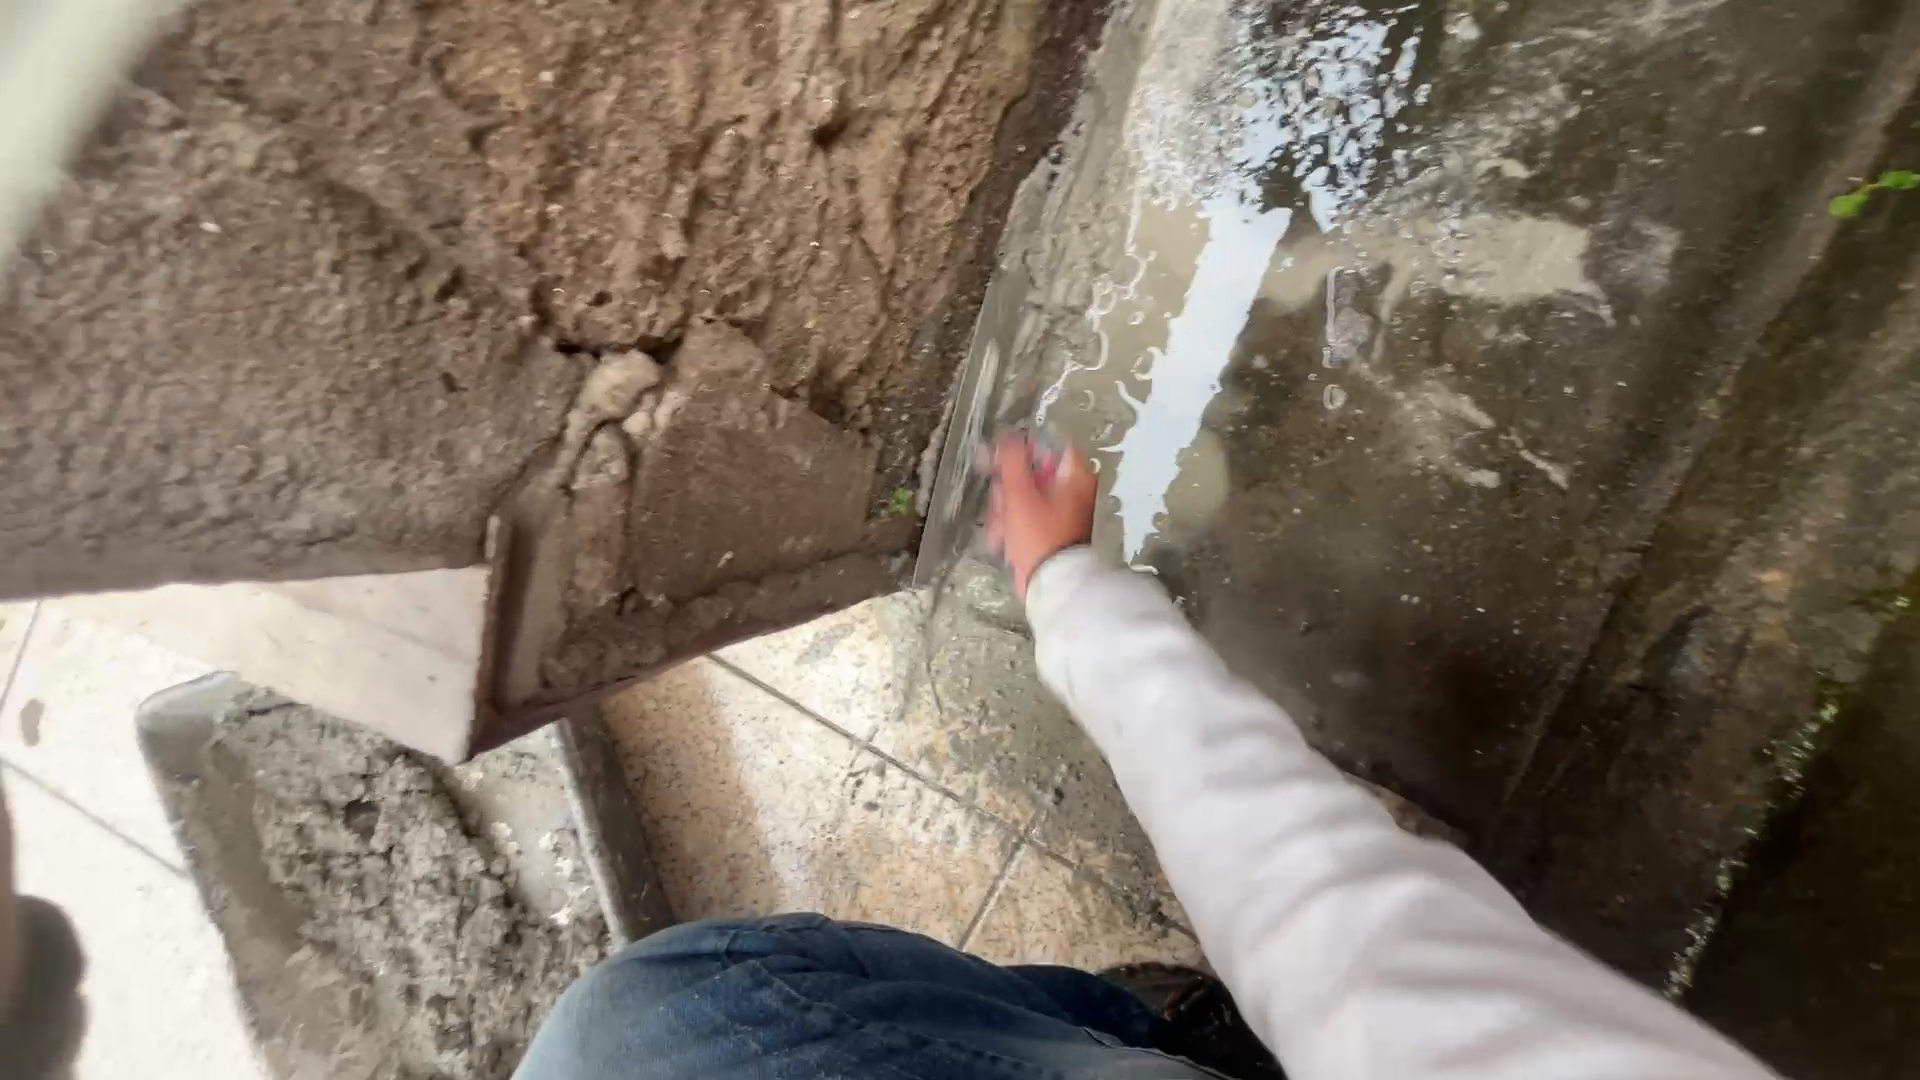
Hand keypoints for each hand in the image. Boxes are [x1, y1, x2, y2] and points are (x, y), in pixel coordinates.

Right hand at [986, 433, 1096, 597]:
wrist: (1052, 583)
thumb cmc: (1038, 533)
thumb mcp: (1020, 492)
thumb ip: (1012, 459)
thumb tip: (1008, 435)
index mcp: (1074, 474)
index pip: (1045, 444)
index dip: (1019, 450)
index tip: (998, 461)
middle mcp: (1072, 488)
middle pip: (1030, 472)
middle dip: (1007, 489)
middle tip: (1000, 503)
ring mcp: (1062, 510)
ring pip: (1023, 495)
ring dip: (1005, 510)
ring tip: (1001, 529)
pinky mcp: (1051, 529)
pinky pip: (1026, 516)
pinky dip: (1012, 524)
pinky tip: (1004, 539)